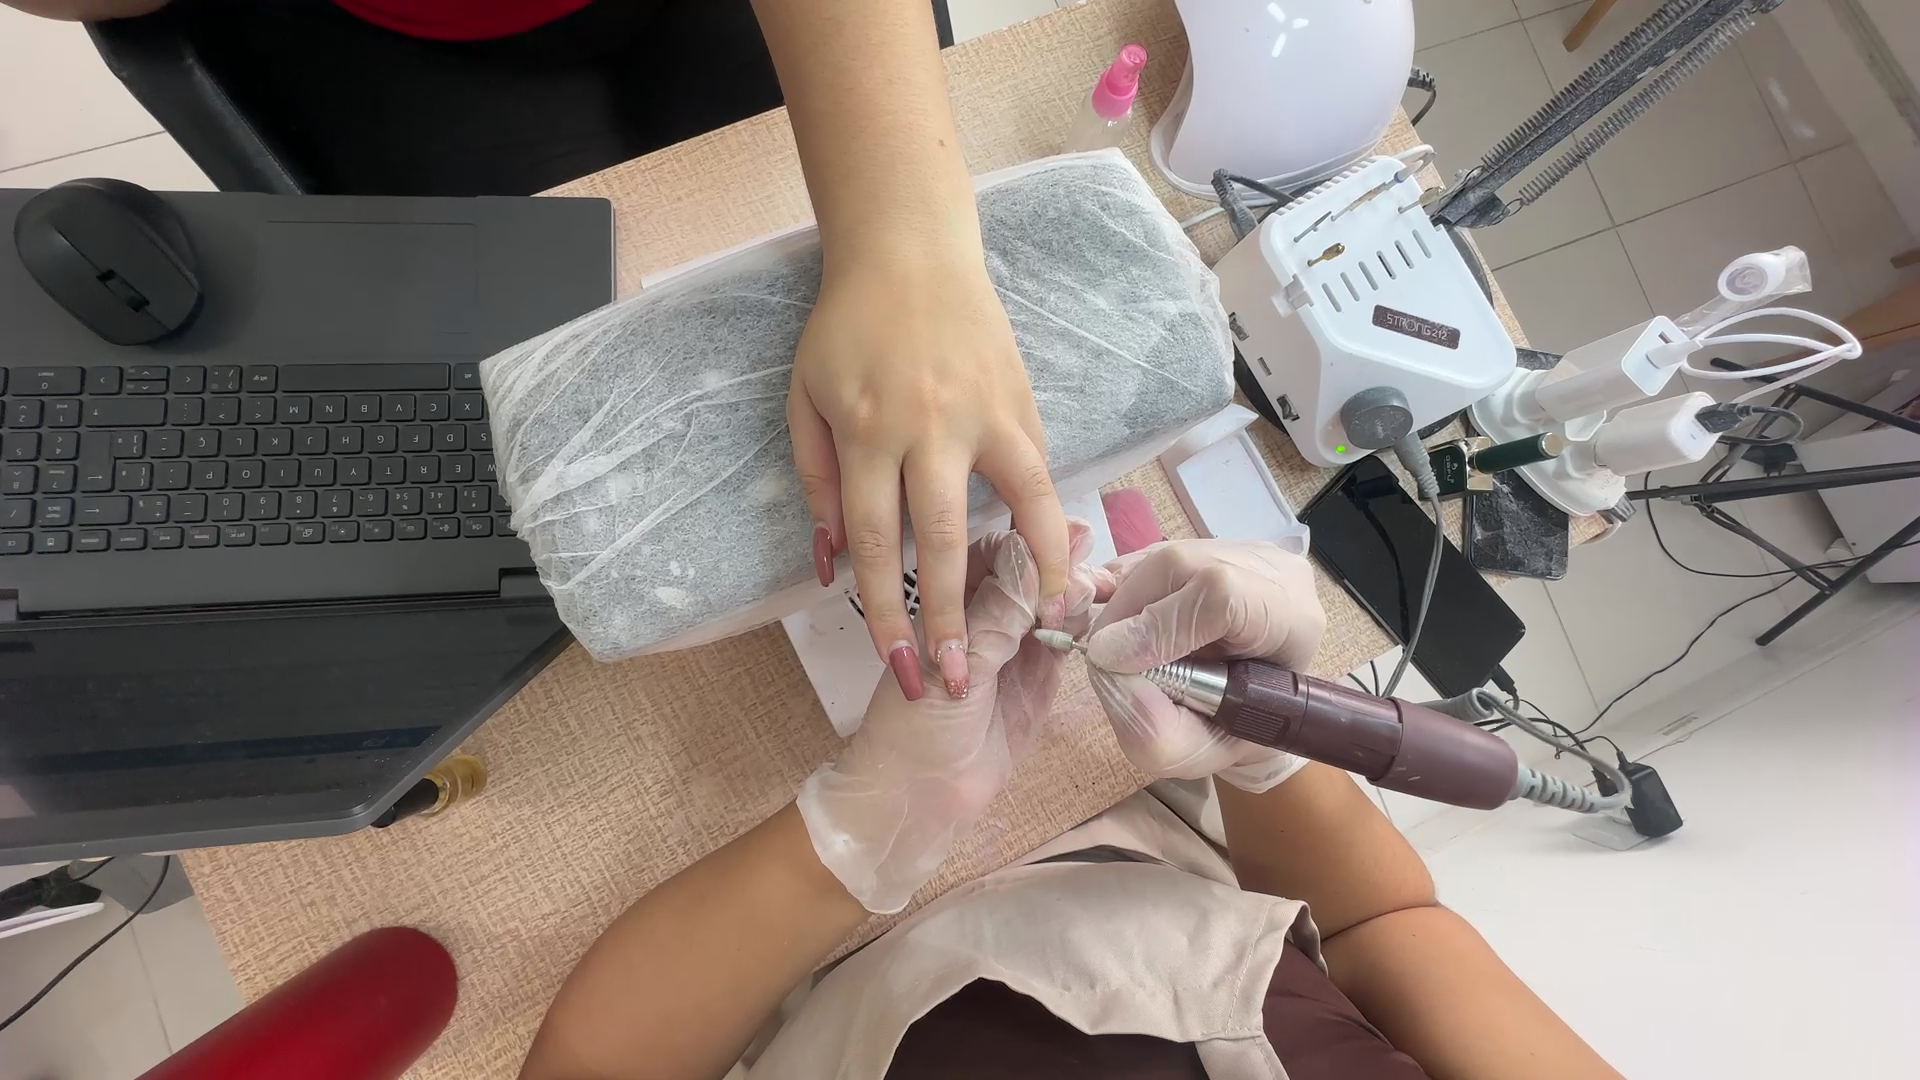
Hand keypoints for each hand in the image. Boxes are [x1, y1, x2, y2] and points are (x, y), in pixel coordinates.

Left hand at [790, 247, 1068, 703]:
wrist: (907, 253)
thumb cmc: (846, 329)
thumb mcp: (805, 401)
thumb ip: (815, 482)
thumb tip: (832, 562)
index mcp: (864, 433)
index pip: (873, 542)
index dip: (882, 612)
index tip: (897, 666)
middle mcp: (925, 430)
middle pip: (935, 542)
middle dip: (943, 621)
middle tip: (950, 685)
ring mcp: (981, 415)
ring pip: (1003, 511)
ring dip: (1015, 582)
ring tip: (1030, 639)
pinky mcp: (1020, 404)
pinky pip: (1040, 476)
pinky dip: (1052, 526)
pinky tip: (1062, 568)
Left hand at [798, 523, 1095, 913]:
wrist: (921, 795)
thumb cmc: (918, 721)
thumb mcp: (958, 659)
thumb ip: (1001, 611)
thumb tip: (1040, 556)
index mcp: (954, 596)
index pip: (1000, 551)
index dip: (1032, 540)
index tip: (1066, 534)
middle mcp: (989, 613)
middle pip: (1035, 575)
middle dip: (1063, 565)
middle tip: (1091, 567)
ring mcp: (1018, 645)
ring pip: (1055, 605)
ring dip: (1077, 595)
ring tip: (1099, 591)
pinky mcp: (1042, 677)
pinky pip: (1068, 641)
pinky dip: (1084, 628)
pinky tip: (1099, 620)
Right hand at [1084, 541, 1326, 792]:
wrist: (1249, 708)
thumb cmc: (1230, 733)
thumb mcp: (1195, 756)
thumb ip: (1155, 731)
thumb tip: (1108, 667)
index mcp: (1291, 619)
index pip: (1221, 596)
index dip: (1158, 625)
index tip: (1114, 661)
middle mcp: (1271, 569)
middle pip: (1176, 565)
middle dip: (1125, 614)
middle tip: (1108, 659)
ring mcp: (1239, 548)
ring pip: (1155, 558)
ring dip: (1122, 604)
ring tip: (1126, 648)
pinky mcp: (1206, 542)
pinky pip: (1145, 554)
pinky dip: (1122, 590)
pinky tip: (1129, 622)